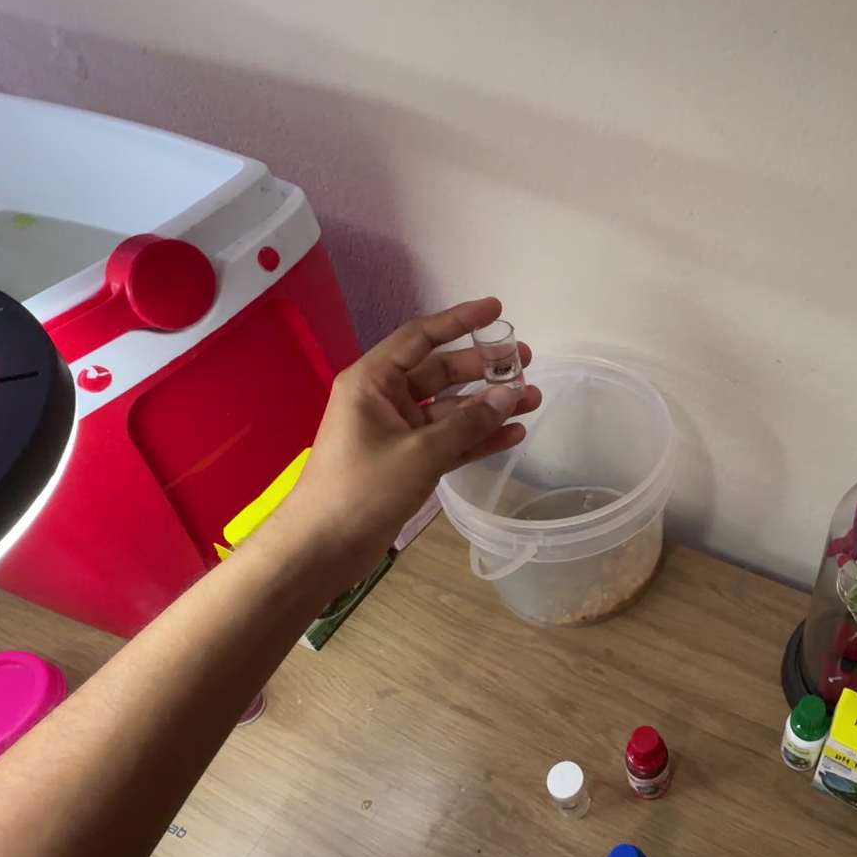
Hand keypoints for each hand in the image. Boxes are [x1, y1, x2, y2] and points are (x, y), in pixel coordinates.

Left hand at [268, 298, 541, 583]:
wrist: (324, 547)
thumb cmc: (362, 489)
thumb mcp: (420, 452)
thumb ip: (469, 422)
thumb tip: (511, 393)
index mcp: (373, 382)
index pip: (422, 338)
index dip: (460, 321)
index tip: (496, 308)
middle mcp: (385, 400)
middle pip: (443, 372)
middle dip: (484, 367)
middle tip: (526, 361)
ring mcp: (399, 432)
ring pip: (452, 408)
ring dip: (490, 405)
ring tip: (533, 399)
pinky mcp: (410, 461)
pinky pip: (451, 440)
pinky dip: (479, 437)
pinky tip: (513, 434)